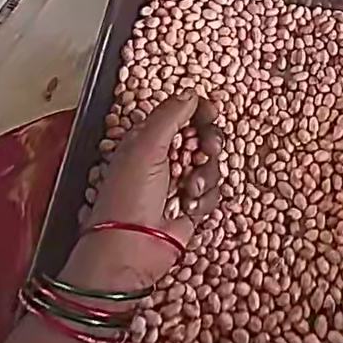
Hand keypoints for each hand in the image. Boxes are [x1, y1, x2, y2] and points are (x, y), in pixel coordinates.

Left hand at [62, 92, 221, 292]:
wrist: (131, 249)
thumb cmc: (129, 196)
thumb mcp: (146, 147)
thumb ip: (170, 115)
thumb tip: (190, 93)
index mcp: (149, 138)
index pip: (181, 113)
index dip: (198, 112)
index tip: (209, 114)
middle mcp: (165, 157)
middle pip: (203, 136)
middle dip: (209, 143)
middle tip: (207, 150)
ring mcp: (179, 182)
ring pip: (211, 164)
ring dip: (205, 175)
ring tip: (189, 189)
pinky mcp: (191, 205)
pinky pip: (213, 191)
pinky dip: (204, 198)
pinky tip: (188, 207)